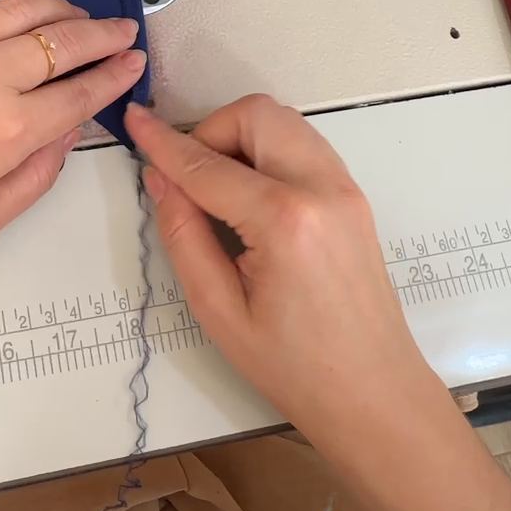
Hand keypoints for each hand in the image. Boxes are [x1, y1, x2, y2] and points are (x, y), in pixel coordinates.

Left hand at [0, 0, 146, 285]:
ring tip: (78, 12)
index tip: (134, 64)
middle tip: (122, 32)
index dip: (116, 76)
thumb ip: (39, 173)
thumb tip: (69, 129)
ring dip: (59, 5)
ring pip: (19, 8)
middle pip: (63, 41)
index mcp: (10, 130)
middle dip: (103, 35)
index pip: (82, 92)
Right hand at [125, 96, 444, 436]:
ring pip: (281, 120)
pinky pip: (301, 142)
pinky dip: (266, 150)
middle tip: (191, 181)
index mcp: (284, 221)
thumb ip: (182, 234)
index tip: (134, 120)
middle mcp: (322, 187)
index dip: (162, 142)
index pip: (207, 164)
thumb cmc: (293, 367)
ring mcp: (346, 187)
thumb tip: (160, 178)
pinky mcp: (354, 194)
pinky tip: (252, 196)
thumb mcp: (217, 309)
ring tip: (220, 192)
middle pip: (255, 114)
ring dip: (239, 138)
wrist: (375, 396)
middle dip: (210, 132)